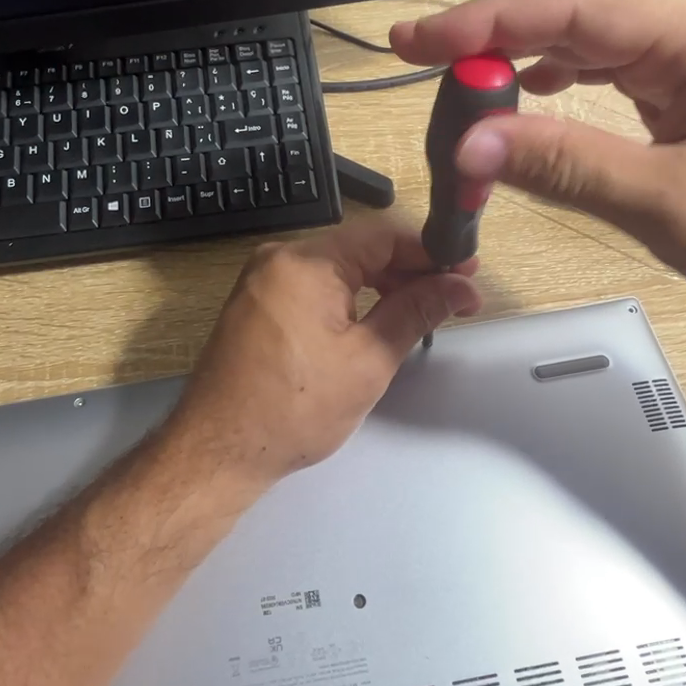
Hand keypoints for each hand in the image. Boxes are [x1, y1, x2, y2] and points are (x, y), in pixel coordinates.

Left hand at [164, 222, 480, 485]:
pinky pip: (315, 284)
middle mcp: (279, 258)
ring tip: (423, 311)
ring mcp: (264, 279)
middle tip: (454, 297)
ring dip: (382, 284)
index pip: (383, 235)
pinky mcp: (258, 302)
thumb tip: (459, 286)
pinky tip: (377, 318)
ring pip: (339, 267)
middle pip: (360, 248)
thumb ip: (416, 312)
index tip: (466, 272)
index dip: (431, 251)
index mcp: (304, 262)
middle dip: (410, 269)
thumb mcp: (367, 361)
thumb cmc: (292, 410)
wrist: (219, 450)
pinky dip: (350, 297)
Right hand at [391, 0, 685, 314]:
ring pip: (595, 44)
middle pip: (577, 19)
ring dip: (527, 61)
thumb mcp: (673, 203)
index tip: (415, 40)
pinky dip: (567, 81)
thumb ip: (567, 165)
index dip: (484, 23)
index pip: (571, 12)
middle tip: (422, 59)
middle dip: (494, 37)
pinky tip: (538, 93)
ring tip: (467, 83)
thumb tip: (472, 147)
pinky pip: (621, 71)